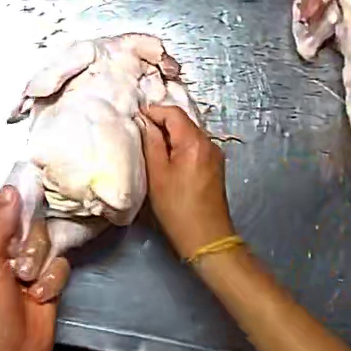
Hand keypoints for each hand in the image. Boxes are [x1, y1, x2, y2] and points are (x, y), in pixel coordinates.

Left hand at [0, 187, 65, 350]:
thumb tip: (11, 192)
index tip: (12, 206)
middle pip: (20, 216)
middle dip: (25, 237)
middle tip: (18, 257)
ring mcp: (23, 260)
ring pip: (43, 236)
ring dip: (38, 260)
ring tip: (27, 281)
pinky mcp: (45, 275)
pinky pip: (58, 259)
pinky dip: (51, 277)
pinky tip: (40, 294)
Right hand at [139, 105, 234, 257]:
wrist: (206, 238)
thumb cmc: (176, 206)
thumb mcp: (156, 173)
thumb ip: (151, 142)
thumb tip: (144, 122)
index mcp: (194, 141)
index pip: (173, 113)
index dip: (153, 111)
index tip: (135, 118)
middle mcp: (209, 142)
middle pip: (183, 121)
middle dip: (161, 122)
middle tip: (139, 131)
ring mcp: (214, 154)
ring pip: (188, 133)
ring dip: (170, 134)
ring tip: (151, 145)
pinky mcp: (215, 165)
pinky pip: (195, 145)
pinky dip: (179, 145)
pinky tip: (167, 157)